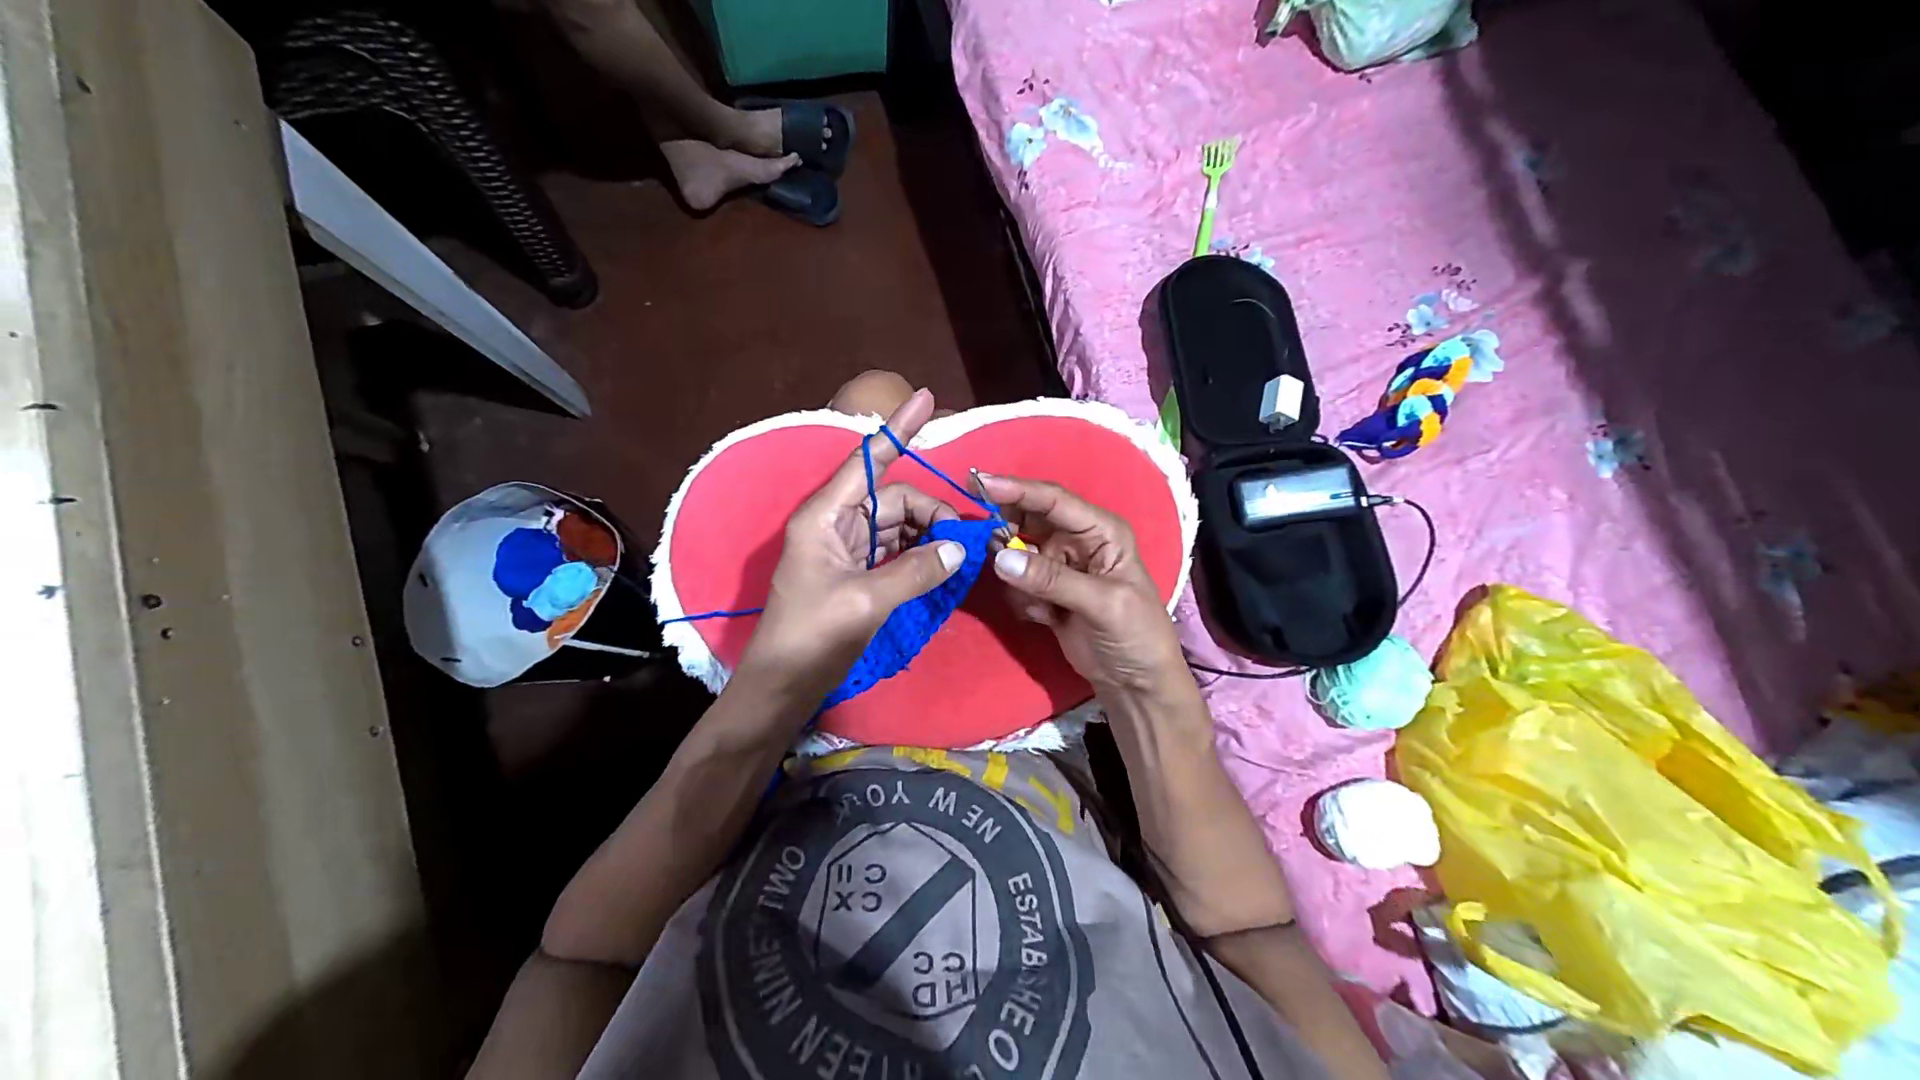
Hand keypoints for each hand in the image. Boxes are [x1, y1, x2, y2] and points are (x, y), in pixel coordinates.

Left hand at [737, 388, 963, 702]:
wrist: (783, 684)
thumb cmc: (813, 636)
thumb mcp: (867, 600)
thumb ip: (916, 569)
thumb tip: (959, 547)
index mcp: (825, 516)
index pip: (868, 460)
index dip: (899, 429)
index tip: (926, 398)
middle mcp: (836, 523)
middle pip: (893, 497)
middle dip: (931, 510)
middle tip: (968, 537)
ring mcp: (847, 548)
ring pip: (899, 524)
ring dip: (930, 532)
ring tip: (962, 551)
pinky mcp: (856, 572)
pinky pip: (896, 549)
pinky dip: (920, 553)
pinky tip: (944, 562)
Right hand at [979, 475, 1188, 696]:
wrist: (1136, 682)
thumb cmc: (1136, 635)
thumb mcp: (1102, 604)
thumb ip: (1052, 579)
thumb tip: (1000, 558)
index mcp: (1101, 530)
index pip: (1053, 500)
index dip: (1016, 489)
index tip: (978, 483)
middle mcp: (1076, 539)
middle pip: (1028, 518)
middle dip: (1005, 530)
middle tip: (981, 542)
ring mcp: (1058, 565)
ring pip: (1015, 552)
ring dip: (1015, 577)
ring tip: (1041, 606)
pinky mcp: (1044, 591)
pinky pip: (1015, 582)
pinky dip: (1021, 599)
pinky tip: (1046, 619)